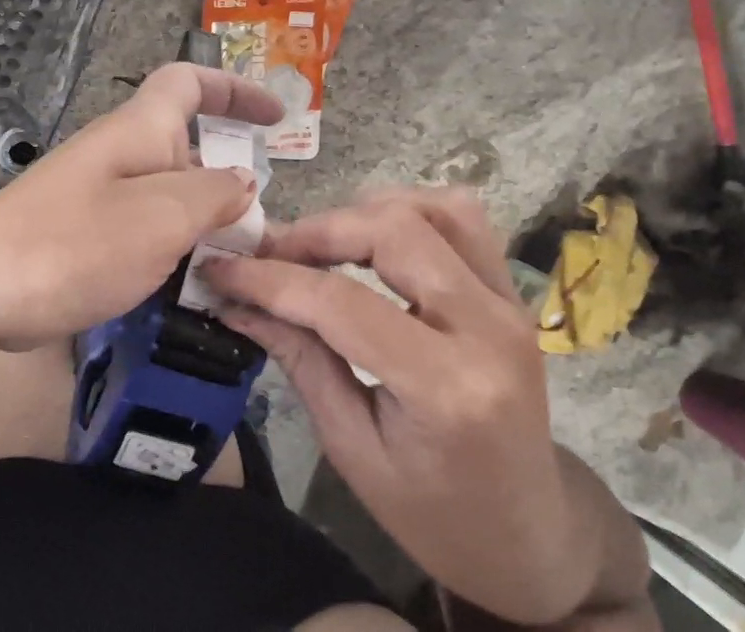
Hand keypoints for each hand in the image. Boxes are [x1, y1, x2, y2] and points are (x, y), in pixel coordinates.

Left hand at [0, 63, 281, 371]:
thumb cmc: (72, 247)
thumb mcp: (160, 219)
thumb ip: (212, 195)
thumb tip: (242, 181)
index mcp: (136, 130)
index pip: (189, 81)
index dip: (234, 89)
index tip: (276, 118)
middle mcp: (115, 151)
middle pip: (184, 144)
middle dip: (228, 175)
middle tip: (266, 226)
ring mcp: (93, 192)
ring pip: (165, 192)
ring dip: (203, 219)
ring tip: (239, 263)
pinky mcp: (79, 231)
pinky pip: (140, 226)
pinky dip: (171, 245)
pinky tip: (188, 282)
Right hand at [204, 190, 602, 626]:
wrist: (527, 535)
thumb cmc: (432, 512)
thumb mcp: (350, 446)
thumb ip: (299, 360)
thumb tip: (235, 302)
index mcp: (448, 388)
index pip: (341, 302)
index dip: (268, 279)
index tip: (217, 269)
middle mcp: (489, 329)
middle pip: (394, 231)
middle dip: (314, 232)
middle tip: (263, 255)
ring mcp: (511, 304)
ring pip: (436, 209)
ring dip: (364, 213)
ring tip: (316, 246)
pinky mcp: (512, 295)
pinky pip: (462, 221)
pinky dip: (406, 214)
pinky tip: (367, 241)